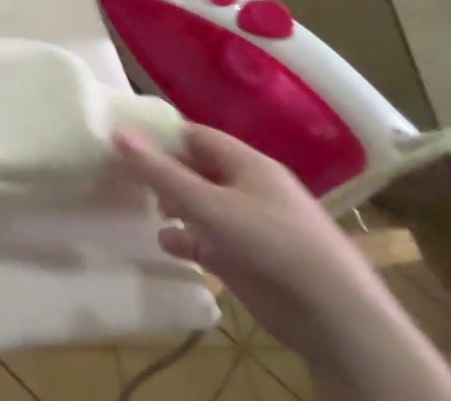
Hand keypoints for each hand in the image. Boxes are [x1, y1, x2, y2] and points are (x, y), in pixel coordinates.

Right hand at [114, 125, 390, 357]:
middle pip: (195, 168)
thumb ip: (161, 171)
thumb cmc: (271, 244)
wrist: (333, 317)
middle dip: (162, 171)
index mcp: (249, 166)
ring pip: (198, 204)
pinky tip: (169, 244)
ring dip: (171, 206)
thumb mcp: (209, 204)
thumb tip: (117, 132)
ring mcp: (248, 225)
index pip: (196, 135)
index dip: (160, 134)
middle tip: (122, 175)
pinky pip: (206, 239)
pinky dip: (185, 239)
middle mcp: (248, 189)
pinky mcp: (245, 257)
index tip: (121, 139)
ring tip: (144, 208)